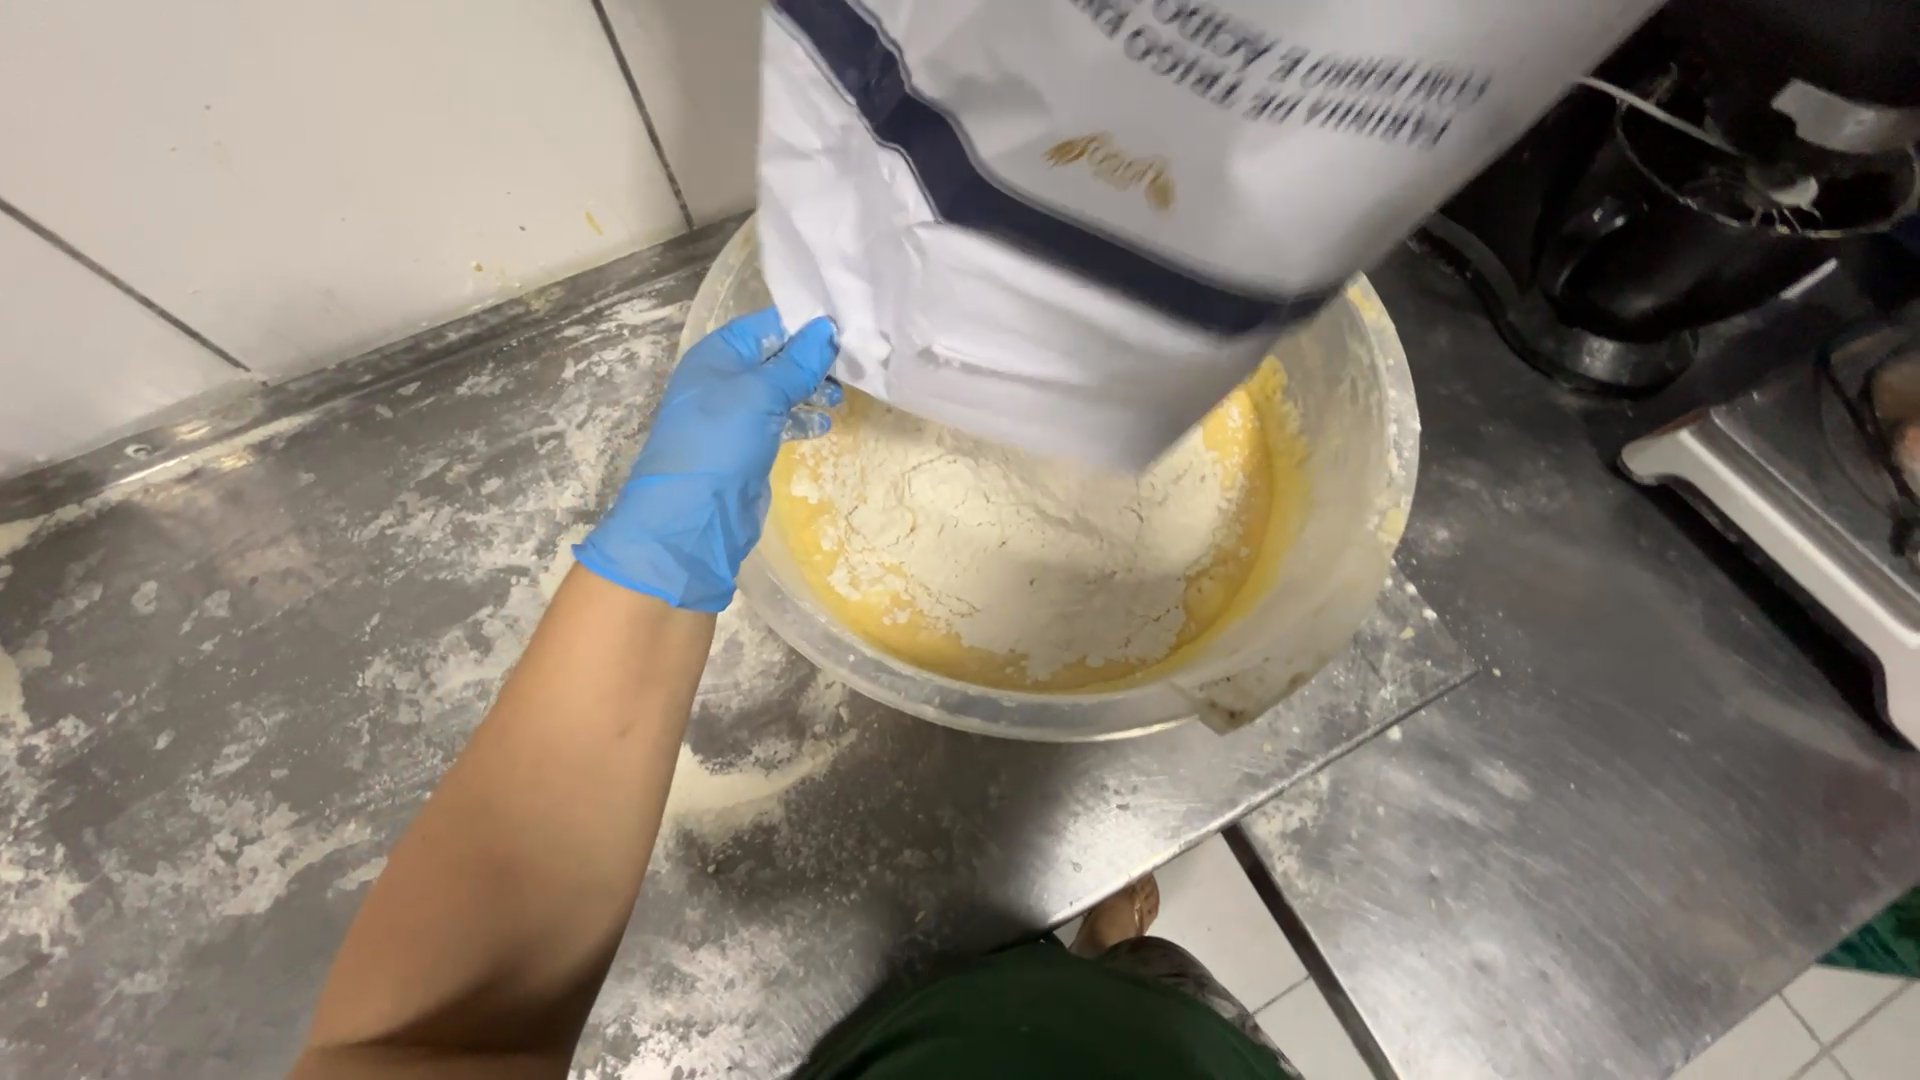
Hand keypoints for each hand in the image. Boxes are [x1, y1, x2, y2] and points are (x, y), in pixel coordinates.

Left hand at [574, 308, 839, 611]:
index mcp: (719, 353)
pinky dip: (801, 419)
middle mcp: (724, 378)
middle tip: (852, 367)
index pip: (767, 325)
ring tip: (841, 398)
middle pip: (776, 356)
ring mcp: (734, 414)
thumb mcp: (762, 392)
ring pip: (780, 390)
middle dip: (812, 360)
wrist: (695, 512)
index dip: (804, 325)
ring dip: (810, 390)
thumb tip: (828, 328)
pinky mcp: (746, 444)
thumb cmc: (722, 440)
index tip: (846, 329)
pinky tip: (823, 425)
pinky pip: (778, 420)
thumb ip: (797, 361)